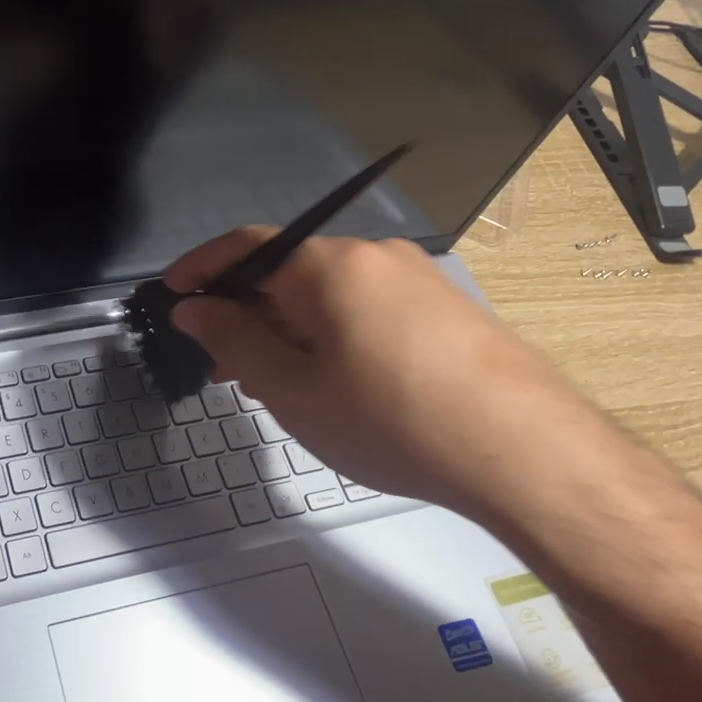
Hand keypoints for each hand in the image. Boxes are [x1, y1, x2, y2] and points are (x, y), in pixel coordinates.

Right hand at [167, 229, 624, 518]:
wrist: (529, 455)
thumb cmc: (391, 420)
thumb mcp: (292, 389)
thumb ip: (233, 341)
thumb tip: (193, 309)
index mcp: (329, 265)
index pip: (246, 246)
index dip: (201, 268)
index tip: (172, 295)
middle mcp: (375, 256)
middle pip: (288, 273)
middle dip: (246, 315)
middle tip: (224, 368)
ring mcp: (417, 279)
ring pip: (328, 296)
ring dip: (288, 331)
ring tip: (277, 387)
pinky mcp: (446, 309)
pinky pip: (366, 310)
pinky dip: (331, 337)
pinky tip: (334, 386)